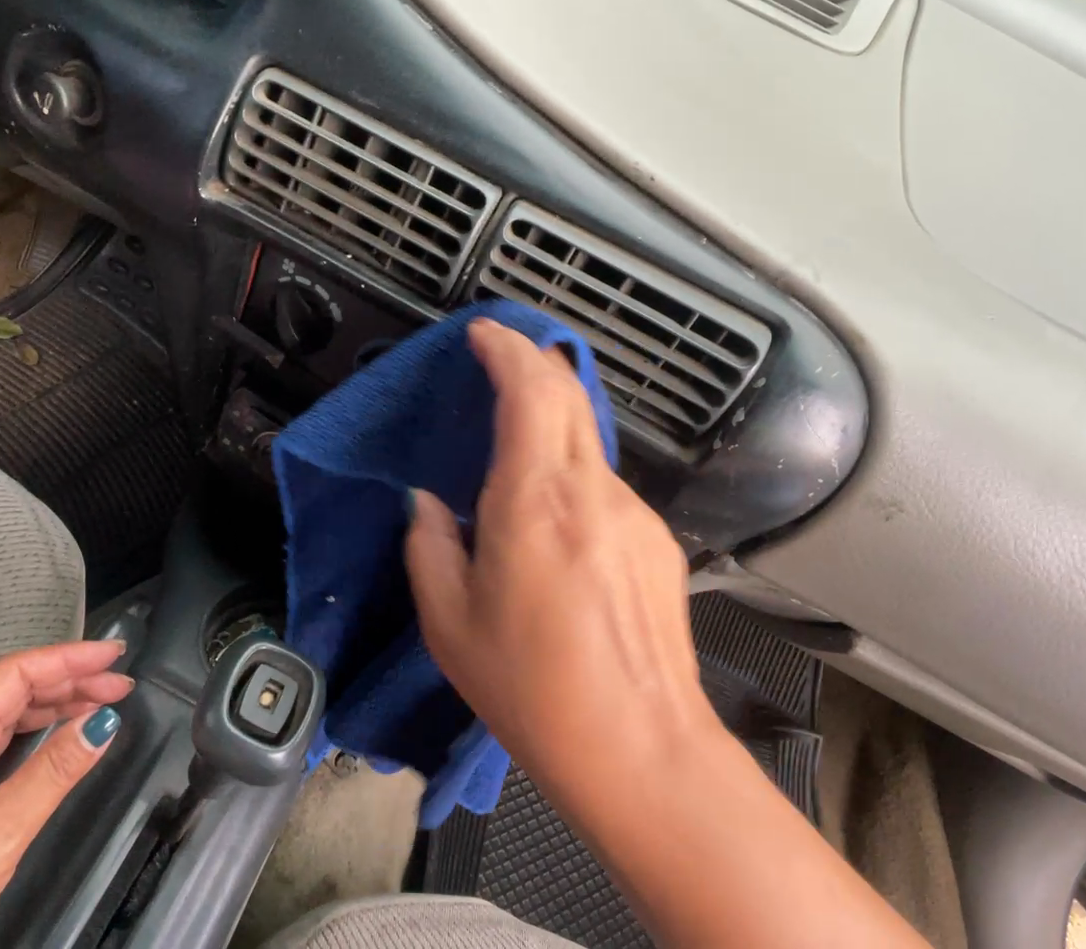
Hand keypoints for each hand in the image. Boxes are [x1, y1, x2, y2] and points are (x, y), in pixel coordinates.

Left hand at [0, 641, 134, 948]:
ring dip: (55, 705)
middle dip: (69, 681)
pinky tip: (61, 736)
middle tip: (122, 683)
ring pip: (4, 716)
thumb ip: (55, 770)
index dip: (68, 658)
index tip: (114, 654)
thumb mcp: (1, 830)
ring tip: (104, 703)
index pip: (14, 674)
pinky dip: (34, 732)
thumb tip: (105, 722)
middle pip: (11, 690)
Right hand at [406, 318, 715, 794]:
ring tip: (515, 448)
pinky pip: (607, 486)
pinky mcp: (657, 544)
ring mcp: (635, 516)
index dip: (508, 349)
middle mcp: (593, 493)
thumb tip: (427, 506)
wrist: (642, 751)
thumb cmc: (534, 690)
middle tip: (498, 359)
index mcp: (535, 501)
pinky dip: (574, 474)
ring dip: (553, 424)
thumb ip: (429, 546)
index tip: (484, 334)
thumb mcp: (449, 622)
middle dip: (534, 363)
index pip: (532, 390)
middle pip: (571, 395)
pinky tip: (555, 520)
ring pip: (590, 441)